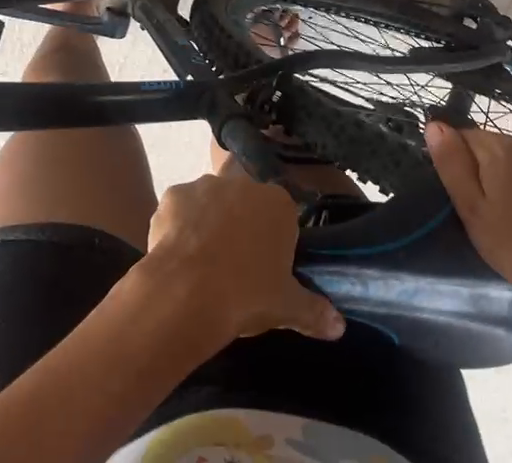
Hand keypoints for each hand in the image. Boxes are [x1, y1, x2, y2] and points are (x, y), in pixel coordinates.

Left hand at [141, 173, 345, 343]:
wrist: (187, 293)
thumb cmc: (246, 295)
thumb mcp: (287, 307)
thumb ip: (315, 312)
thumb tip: (339, 327)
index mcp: (277, 203)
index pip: (281, 213)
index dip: (272, 237)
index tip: (265, 263)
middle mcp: (242, 185)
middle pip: (244, 200)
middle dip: (240, 221)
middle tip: (234, 260)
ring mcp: (204, 186)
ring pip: (210, 200)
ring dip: (208, 220)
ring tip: (202, 259)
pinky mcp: (172, 195)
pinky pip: (179, 209)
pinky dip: (178, 226)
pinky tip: (177, 253)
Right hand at [425, 121, 511, 310]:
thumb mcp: (472, 208)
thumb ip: (452, 164)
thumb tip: (434, 125)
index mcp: (499, 147)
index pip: (461, 137)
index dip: (454, 164)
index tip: (459, 196)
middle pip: (487, 147)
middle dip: (478, 171)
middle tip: (479, 212)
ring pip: (510, 161)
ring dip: (501, 179)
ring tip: (503, 217)